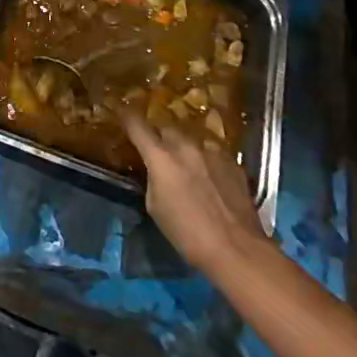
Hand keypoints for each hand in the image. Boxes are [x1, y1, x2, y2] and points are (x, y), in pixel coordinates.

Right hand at [121, 108, 269, 275]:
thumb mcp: (156, 208)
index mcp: (161, 158)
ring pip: (192, 139)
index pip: (138, 126)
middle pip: (167, 128)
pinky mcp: (232, 160)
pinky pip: (212, 153)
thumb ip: (152, 179)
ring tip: (187, 166)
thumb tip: (156, 170)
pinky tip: (210, 179)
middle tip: (158, 150)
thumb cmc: (187, 234)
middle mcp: (186, 146)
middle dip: (160, 136)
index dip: (128, 117)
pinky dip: (205, 161)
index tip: (122, 110)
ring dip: (184, 149)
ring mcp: (212, 150)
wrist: (234, 246)